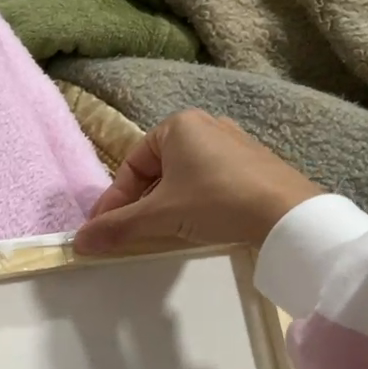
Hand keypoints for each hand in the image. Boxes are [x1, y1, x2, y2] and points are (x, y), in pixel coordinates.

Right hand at [73, 110, 324, 254]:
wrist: (289, 216)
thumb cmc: (217, 201)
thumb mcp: (159, 216)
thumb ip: (117, 227)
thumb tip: (78, 242)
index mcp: (178, 126)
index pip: (131, 165)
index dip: (113, 200)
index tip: (103, 229)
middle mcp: (206, 126)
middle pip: (156, 170)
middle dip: (138, 203)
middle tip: (128, 232)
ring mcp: (234, 145)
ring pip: (183, 178)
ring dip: (164, 205)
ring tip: (158, 233)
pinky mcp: (255, 167)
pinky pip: (209, 183)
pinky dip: (193, 204)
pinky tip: (195, 227)